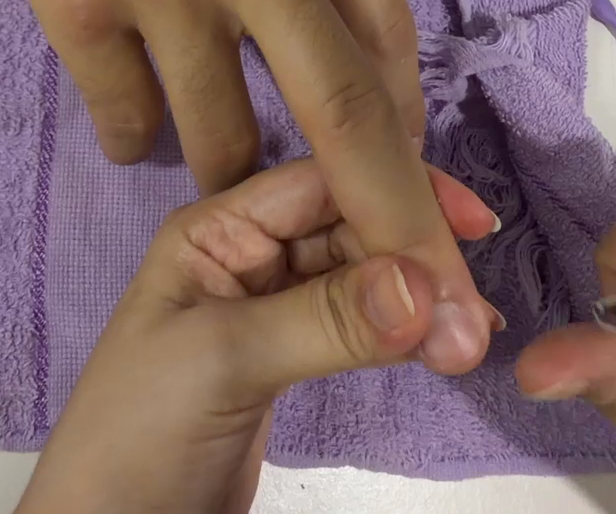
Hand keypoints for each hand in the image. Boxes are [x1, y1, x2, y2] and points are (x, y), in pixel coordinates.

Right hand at [0, 0, 495, 373]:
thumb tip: (376, 90)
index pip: (391, 54)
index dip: (413, 152)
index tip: (427, 218)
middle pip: (338, 114)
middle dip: (393, 228)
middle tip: (431, 312)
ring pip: (216, 141)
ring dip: (226, 172)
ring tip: (214, 152)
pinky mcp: (77, 8)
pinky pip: (125, 122)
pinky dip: (138, 136)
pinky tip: (136, 106)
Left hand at [16, 157, 502, 513]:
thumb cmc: (140, 430)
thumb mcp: (225, 360)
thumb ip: (324, 320)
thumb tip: (426, 286)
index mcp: (218, 228)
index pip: (317, 184)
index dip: (391, 192)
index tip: (470, 223)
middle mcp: (248, 251)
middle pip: (349, 226)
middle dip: (413, 255)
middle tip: (475, 311)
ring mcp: (273, 302)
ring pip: (361, 273)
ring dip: (417, 295)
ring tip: (473, 333)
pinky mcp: (294, 351)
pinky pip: (360, 320)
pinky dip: (404, 327)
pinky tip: (442, 339)